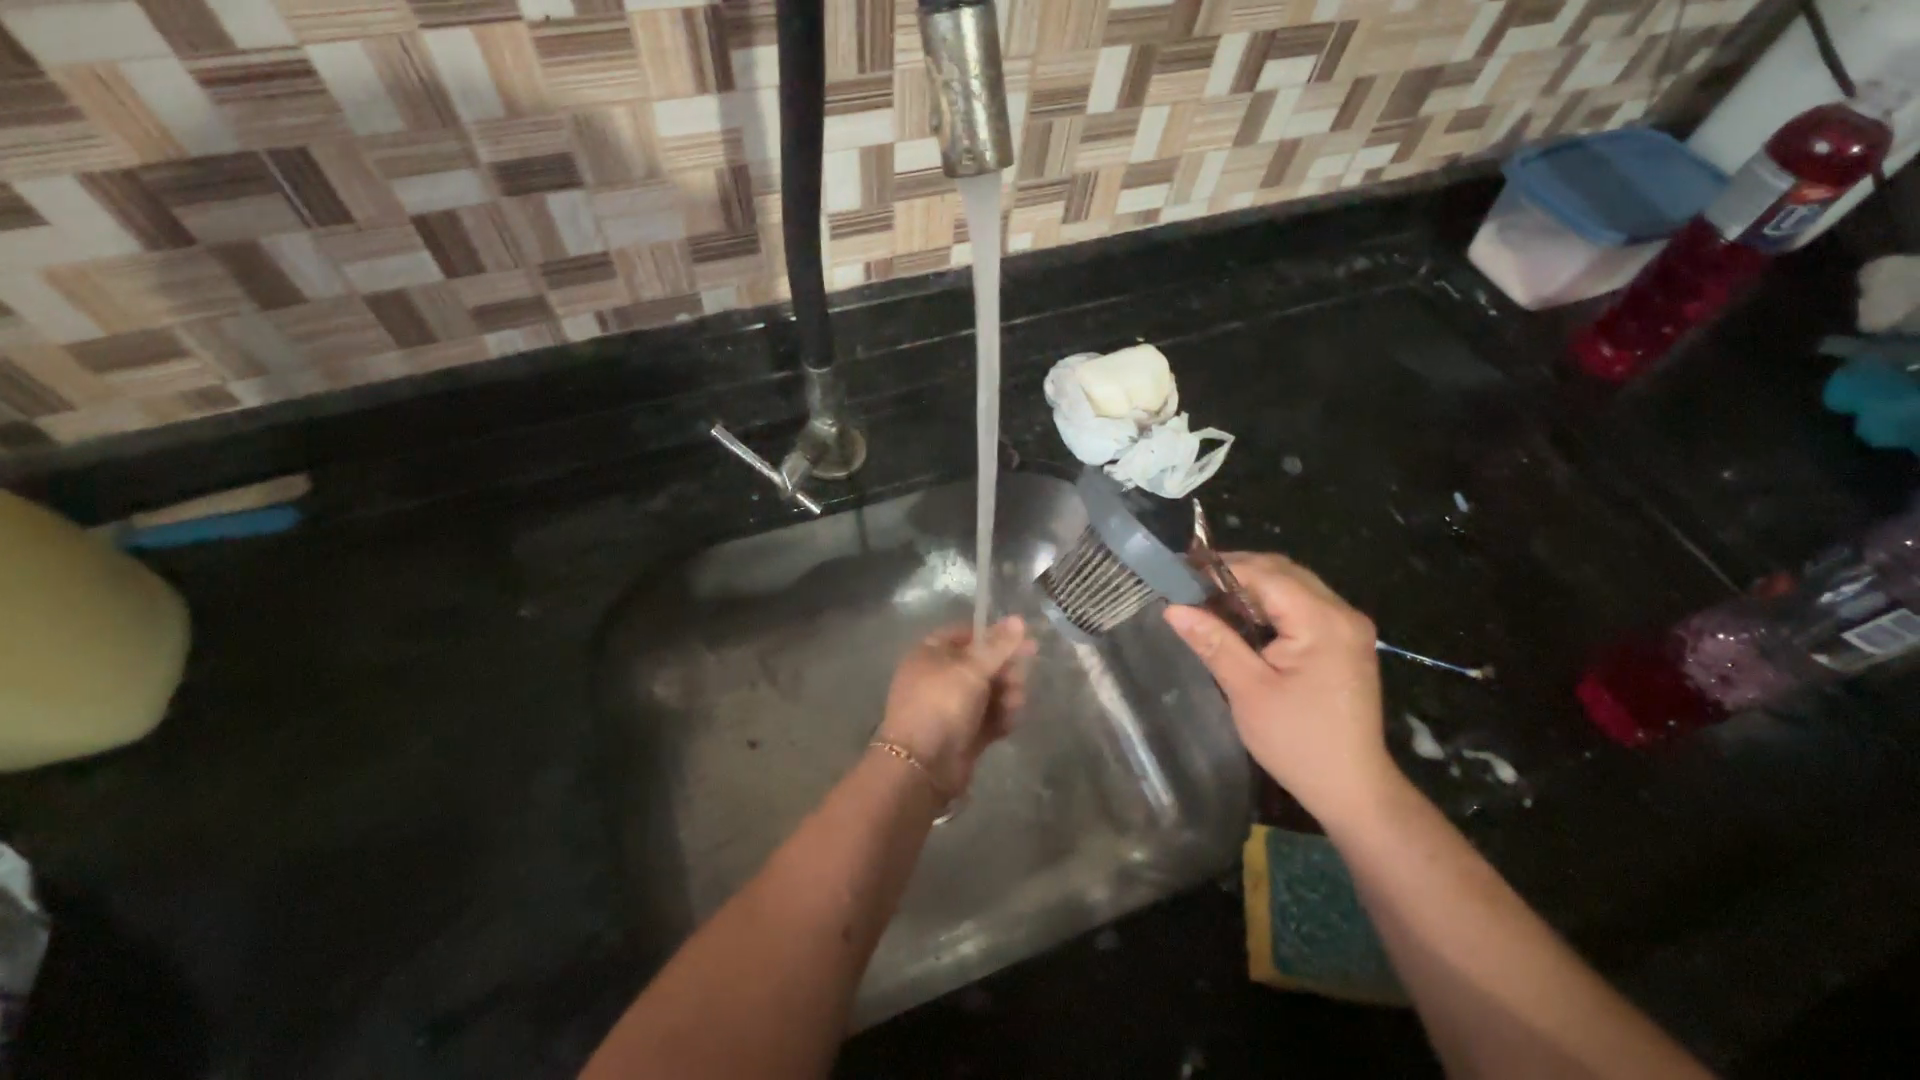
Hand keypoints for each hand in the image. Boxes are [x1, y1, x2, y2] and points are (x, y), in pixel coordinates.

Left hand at [876, 617, 1036, 799]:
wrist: (922, 766)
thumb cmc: (942, 705)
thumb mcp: (972, 669)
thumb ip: (998, 646)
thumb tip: (1018, 619)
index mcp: (931, 654)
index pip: (966, 635)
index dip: (993, 637)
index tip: (1022, 641)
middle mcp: (940, 678)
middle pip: (982, 665)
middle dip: (1005, 671)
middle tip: (1019, 678)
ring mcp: (951, 708)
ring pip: (990, 693)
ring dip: (1007, 696)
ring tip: (1013, 705)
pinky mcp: (964, 734)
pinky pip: (989, 718)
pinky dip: (1000, 719)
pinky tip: (1008, 724)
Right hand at [1162, 552, 1398, 823]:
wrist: (1351, 786)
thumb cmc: (1297, 741)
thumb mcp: (1248, 691)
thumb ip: (1214, 642)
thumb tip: (1173, 607)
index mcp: (1322, 621)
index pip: (1266, 574)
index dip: (1222, 567)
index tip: (1180, 571)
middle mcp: (1342, 613)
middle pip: (1283, 572)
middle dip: (1237, 570)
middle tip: (1190, 583)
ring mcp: (1349, 626)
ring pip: (1295, 585)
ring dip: (1254, 585)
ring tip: (1210, 598)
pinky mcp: (1347, 641)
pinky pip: (1305, 605)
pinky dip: (1272, 603)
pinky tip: (1244, 618)